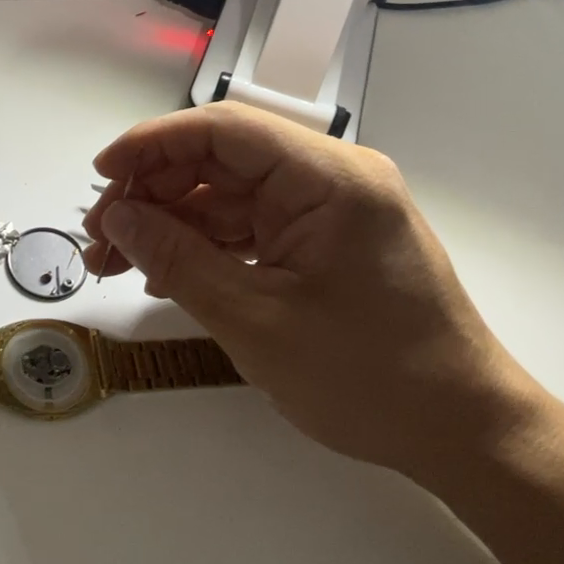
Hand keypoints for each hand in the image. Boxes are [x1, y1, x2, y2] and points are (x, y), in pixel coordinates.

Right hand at [83, 102, 541, 479]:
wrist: (463, 434)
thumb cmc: (369, 378)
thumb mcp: (256, 320)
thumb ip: (178, 258)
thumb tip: (117, 216)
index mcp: (330, 178)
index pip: (224, 130)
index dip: (152, 143)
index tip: (102, 174)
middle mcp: (331, 177)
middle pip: (220, 160)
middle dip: (153, 192)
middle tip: (100, 236)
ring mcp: (328, 208)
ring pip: (226, 195)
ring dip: (170, 223)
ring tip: (114, 261)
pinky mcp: (323, 238)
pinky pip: (248, 226)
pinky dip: (203, 245)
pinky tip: (161, 273)